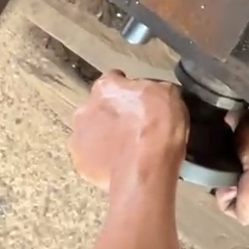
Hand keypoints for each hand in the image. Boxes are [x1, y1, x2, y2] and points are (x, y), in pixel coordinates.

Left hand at [69, 71, 187, 191]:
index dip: (128, 87)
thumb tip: (153, 94)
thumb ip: (154, 89)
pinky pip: (92, 157)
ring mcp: (79, 139)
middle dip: (113, 113)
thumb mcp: (170, 94)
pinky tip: (122, 163)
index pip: (114, 79)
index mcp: (106, 88)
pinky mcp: (80, 165)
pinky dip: (104, 158)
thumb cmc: (158, 127)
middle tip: (135, 123)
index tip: (140, 97)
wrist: (146, 170)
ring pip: (93, 132)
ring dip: (106, 135)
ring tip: (128, 147)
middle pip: (99, 106)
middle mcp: (85, 110)